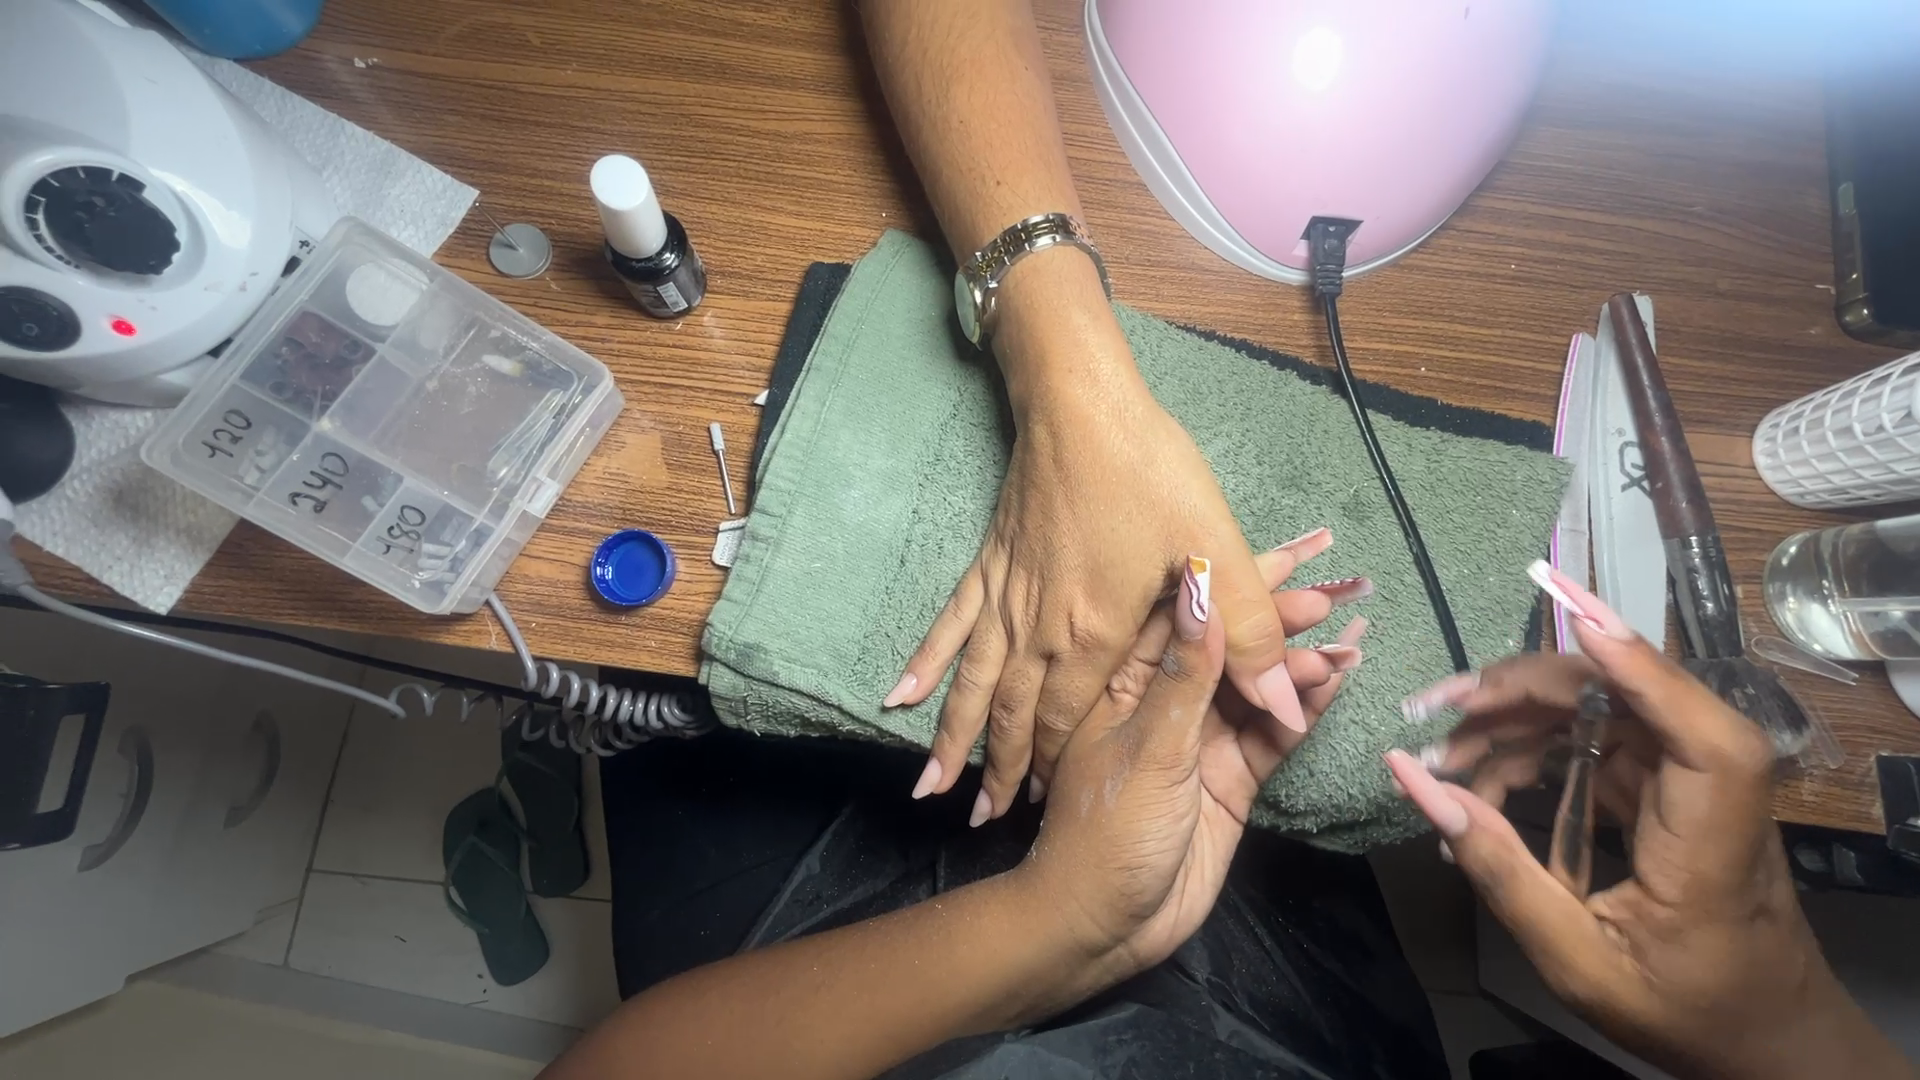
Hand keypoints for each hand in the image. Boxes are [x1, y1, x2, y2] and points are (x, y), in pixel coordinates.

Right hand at [884, 311, 1319, 826]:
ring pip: (975, 684)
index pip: (1071, 723)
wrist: (1081, 406)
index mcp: (1091, 634)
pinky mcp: (988, 567)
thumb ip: (1245, 632)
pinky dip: (927, 662)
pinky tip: (899, 693)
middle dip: (1003, 770)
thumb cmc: (1148, 472)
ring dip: (955, 737)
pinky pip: (951, 625)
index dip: (1060, 771)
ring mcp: (1005, 598)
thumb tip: (1286, 707)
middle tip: (984, 820)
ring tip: (930, 787)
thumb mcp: (1214, 545)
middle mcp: (1038, 629)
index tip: (1047, 816)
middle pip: (1016, 714)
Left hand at [1011, 552, 1365, 992]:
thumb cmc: (1109, 829)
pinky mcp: (1228, 777)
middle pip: (1225, 647)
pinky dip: (1300, 710)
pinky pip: (1269, 734)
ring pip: (1253, 687)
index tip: (1288, 552)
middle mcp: (1164, 699)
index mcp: (1125, 679)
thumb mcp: (1149, 746)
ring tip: (1348, 636)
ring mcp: (1199, 738)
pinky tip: (1334, 680)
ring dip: (1296, 664)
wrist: (1106, 924)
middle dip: (1274, 619)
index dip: (1232, 580)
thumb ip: (1186, 675)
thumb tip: (1204, 589)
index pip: (1185, 614)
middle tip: (1333, 590)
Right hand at [1385, 562, 1907, 1079]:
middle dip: (1525, 688)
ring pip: (1598, 716)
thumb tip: (1411, 777)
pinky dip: (1525, 749)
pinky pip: (1589, 745)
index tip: (1576, 618)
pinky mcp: (1663, 794)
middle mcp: (1712, 801)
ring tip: (1440, 749)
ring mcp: (1687, 791)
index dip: (1645, 672)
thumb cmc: (1681, 1012)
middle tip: (1438, 705)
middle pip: (1629, 704)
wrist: (1767, 1046)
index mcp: (1715, 853)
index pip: (1707, 740)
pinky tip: (1477, 776)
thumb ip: (1494, 867)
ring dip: (1513, 718)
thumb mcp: (1572, 960)